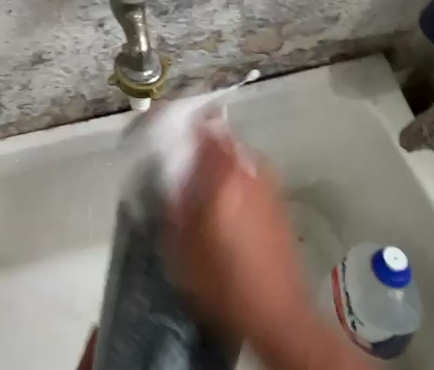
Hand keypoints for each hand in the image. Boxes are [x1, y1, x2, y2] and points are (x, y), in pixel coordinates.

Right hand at [166, 122, 314, 347]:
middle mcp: (249, 167)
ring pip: (232, 155)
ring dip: (212, 159)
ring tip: (191, 179)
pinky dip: (229, 177)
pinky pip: (246, 174)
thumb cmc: (222, 280)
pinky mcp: (278, 202)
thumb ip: (168, 198)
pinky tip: (217, 203)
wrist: (277, 315)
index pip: (198, 121)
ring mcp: (268, 183)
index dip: (174, 117)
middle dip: (192, 139)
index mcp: (223, 169)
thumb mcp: (178, 242)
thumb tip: (158, 170)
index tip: (155, 124)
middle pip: (216, 134)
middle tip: (170, 156)